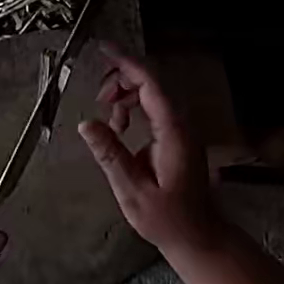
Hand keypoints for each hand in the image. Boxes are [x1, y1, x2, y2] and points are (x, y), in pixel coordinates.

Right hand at [78, 48, 222, 256]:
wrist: (197, 235)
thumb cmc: (167, 219)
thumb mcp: (132, 191)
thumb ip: (110, 155)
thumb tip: (86, 123)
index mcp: (173, 130)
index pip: (150, 82)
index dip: (126, 62)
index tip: (103, 48)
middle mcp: (180, 120)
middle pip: (151, 79)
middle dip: (121, 78)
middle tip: (99, 97)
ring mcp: (180, 124)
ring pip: (151, 89)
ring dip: (126, 92)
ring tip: (108, 115)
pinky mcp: (176, 131)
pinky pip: (154, 103)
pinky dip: (133, 105)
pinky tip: (121, 125)